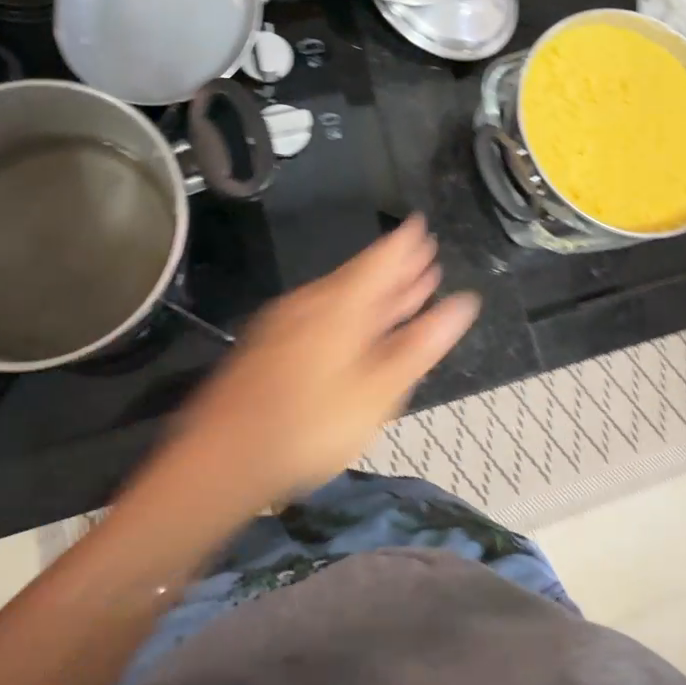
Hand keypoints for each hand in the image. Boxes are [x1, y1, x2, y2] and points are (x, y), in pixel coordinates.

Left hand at [157, 216, 479, 515]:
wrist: (224, 457)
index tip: (423, 227)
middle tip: (426, 256)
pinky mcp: (271, 347)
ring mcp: (287, 324)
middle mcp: (311, 304)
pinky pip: (322, 315)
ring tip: (407, 288)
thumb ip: (420, 345)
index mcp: (339, 305)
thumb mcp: (377, 391)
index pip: (380, 260)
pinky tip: (360, 328)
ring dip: (376, 293)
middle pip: (360, 277)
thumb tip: (461, 305)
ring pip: (340, 298)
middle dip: (395, 269)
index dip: (405, 244)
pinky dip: (351, 313)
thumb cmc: (310, 426)